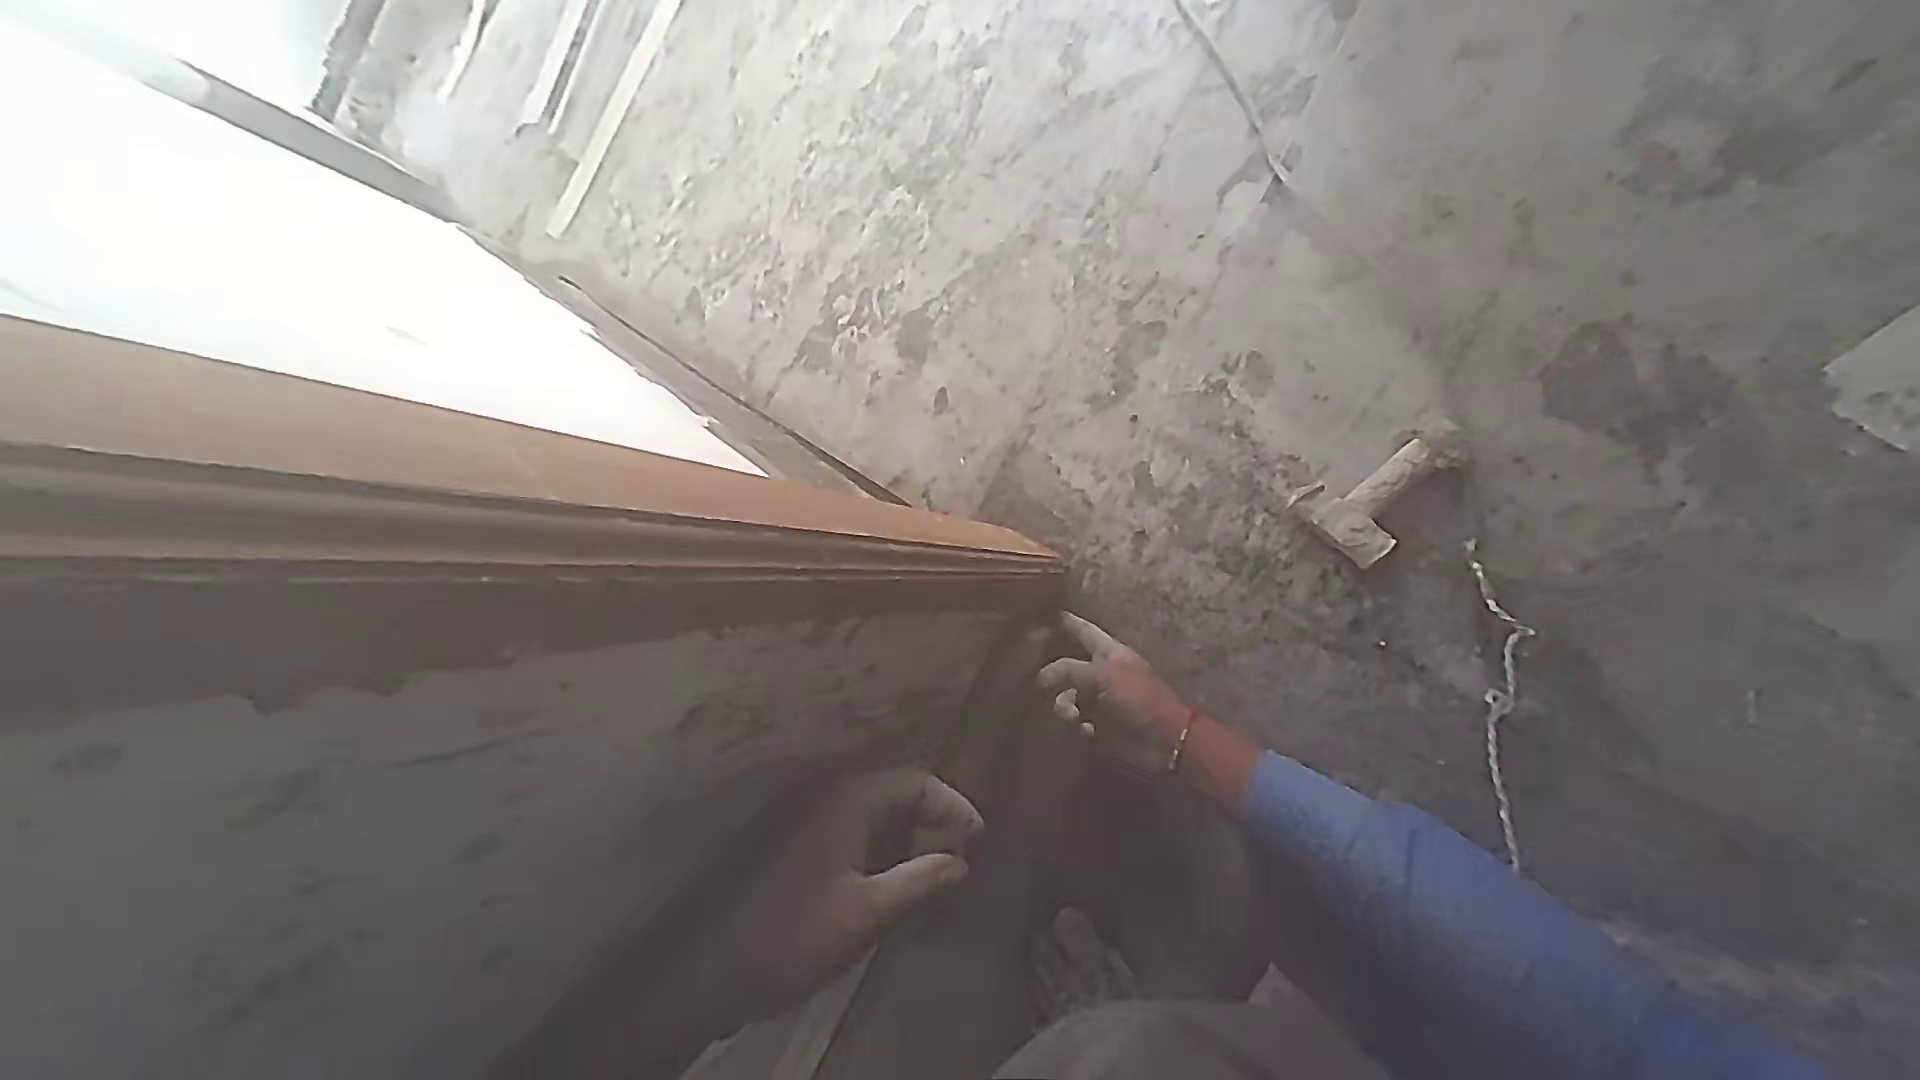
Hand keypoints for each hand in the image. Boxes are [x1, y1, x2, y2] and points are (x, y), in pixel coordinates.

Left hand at [694, 768, 984, 1029]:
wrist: (709, 969)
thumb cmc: (793, 935)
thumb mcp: (866, 913)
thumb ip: (919, 881)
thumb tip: (961, 861)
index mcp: (849, 800)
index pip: (916, 782)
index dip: (953, 806)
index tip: (978, 840)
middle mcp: (832, 798)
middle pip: (898, 794)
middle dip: (934, 822)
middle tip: (963, 858)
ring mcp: (815, 822)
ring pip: (878, 815)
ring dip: (911, 839)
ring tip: (937, 876)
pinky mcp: (805, 847)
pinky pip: (858, 835)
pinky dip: (886, 853)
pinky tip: (898, 886)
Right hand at [1038, 612, 1189, 766]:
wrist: (1163, 737)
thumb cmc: (1136, 697)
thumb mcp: (1102, 675)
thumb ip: (1068, 669)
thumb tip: (1042, 675)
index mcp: (1108, 652)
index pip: (1083, 630)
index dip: (1067, 621)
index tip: (1045, 613)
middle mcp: (1102, 671)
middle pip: (1068, 665)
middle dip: (1054, 673)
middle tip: (1038, 680)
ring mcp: (1100, 697)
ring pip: (1067, 695)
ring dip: (1065, 706)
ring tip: (1074, 717)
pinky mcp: (1100, 722)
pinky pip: (1076, 719)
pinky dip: (1077, 724)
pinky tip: (1087, 730)